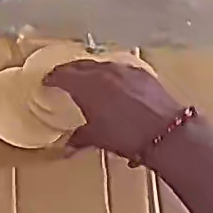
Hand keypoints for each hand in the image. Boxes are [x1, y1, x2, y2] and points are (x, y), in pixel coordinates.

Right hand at [44, 61, 189, 160]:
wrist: (166, 132)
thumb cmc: (126, 135)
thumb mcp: (98, 138)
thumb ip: (81, 137)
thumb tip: (68, 147)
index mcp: (86, 85)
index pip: (62, 75)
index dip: (52, 78)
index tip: (47, 81)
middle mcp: (104, 71)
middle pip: (80, 65)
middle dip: (69, 71)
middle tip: (63, 77)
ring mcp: (125, 70)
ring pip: (102, 65)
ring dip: (91, 71)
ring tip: (88, 80)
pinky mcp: (143, 74)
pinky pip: (121, 70)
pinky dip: (112, 75)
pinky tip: (115, 85)